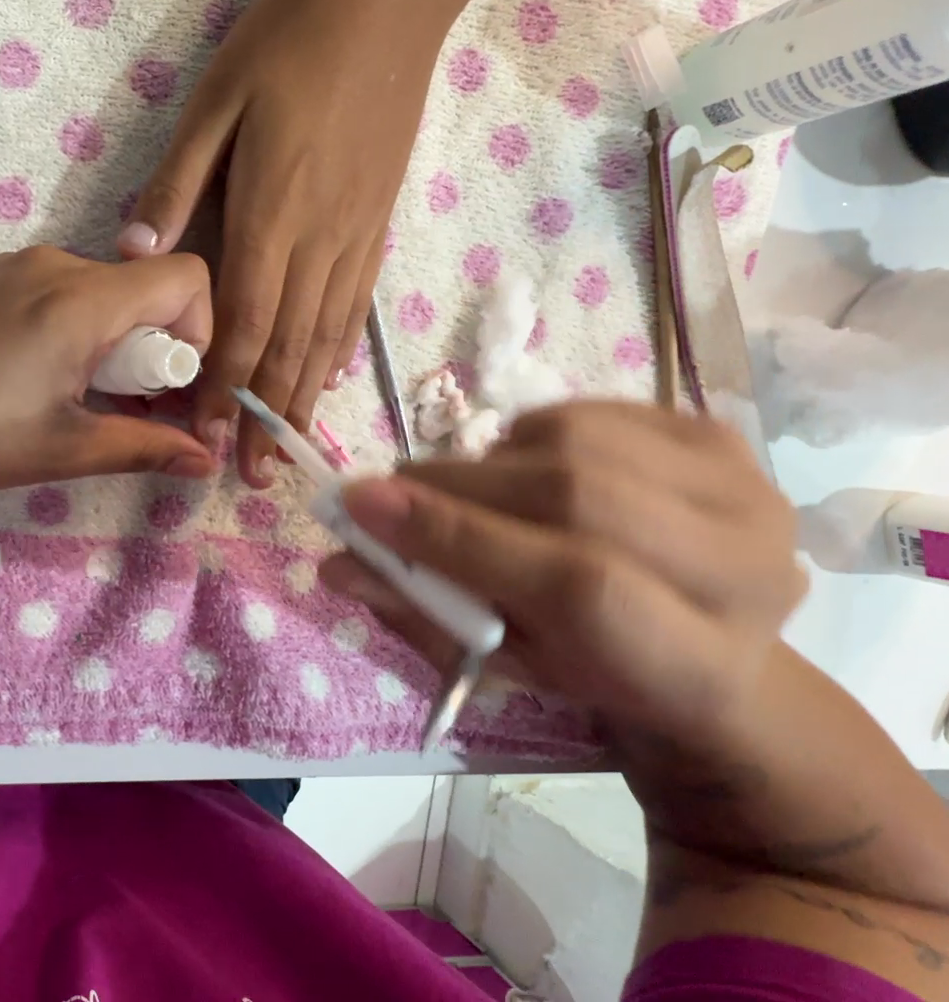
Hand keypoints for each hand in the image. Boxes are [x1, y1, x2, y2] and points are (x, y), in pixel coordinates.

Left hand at [0, 246, 217, 500]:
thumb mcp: (65, 449)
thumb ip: (146, 446)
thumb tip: (207, 458)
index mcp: (81, 299)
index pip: (185, 276)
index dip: (198, 331)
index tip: (169, 386)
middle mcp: (54, 264)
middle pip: (143, 286)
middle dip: (153, 346)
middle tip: (121, 405)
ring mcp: (17, 266)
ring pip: (102, 290)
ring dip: (113, 340)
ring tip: (76, 397)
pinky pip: (61, 291)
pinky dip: (76, 328)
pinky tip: (40, 376)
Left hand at [119, 0, 501, 487]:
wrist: (392, 0)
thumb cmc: (286, 46)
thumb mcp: (212, 106)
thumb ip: (174, 188)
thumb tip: (133, 254)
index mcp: (267, 220)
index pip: (241, 326)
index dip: (223, 388)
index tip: (206, 437)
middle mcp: (315, 243)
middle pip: (285, 347)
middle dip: (266, 415)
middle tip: (256, 476)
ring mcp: (353, 236)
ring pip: (324, 335)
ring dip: (305, 397)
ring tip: (292, 448)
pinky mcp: (376, 224)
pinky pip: (355, 304)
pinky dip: (337, 350)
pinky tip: (325, 380)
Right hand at [321, 403, 806, 739]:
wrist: (710, 646)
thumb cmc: (590, 668)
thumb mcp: (502, 663)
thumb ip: (421, 611)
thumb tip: (335, 560)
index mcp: (686, 659)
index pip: (570, 580)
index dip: (456, 536)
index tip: (361, 505)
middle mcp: (742, 569)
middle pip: (573, 497)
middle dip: (455, 490)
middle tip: (390, 494)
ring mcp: (745, 492)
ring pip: (576, 442)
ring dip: (491, 461)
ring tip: (473, 494)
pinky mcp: (725, 440)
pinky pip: (591, 412)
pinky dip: (530, 434)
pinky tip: (527, 468)